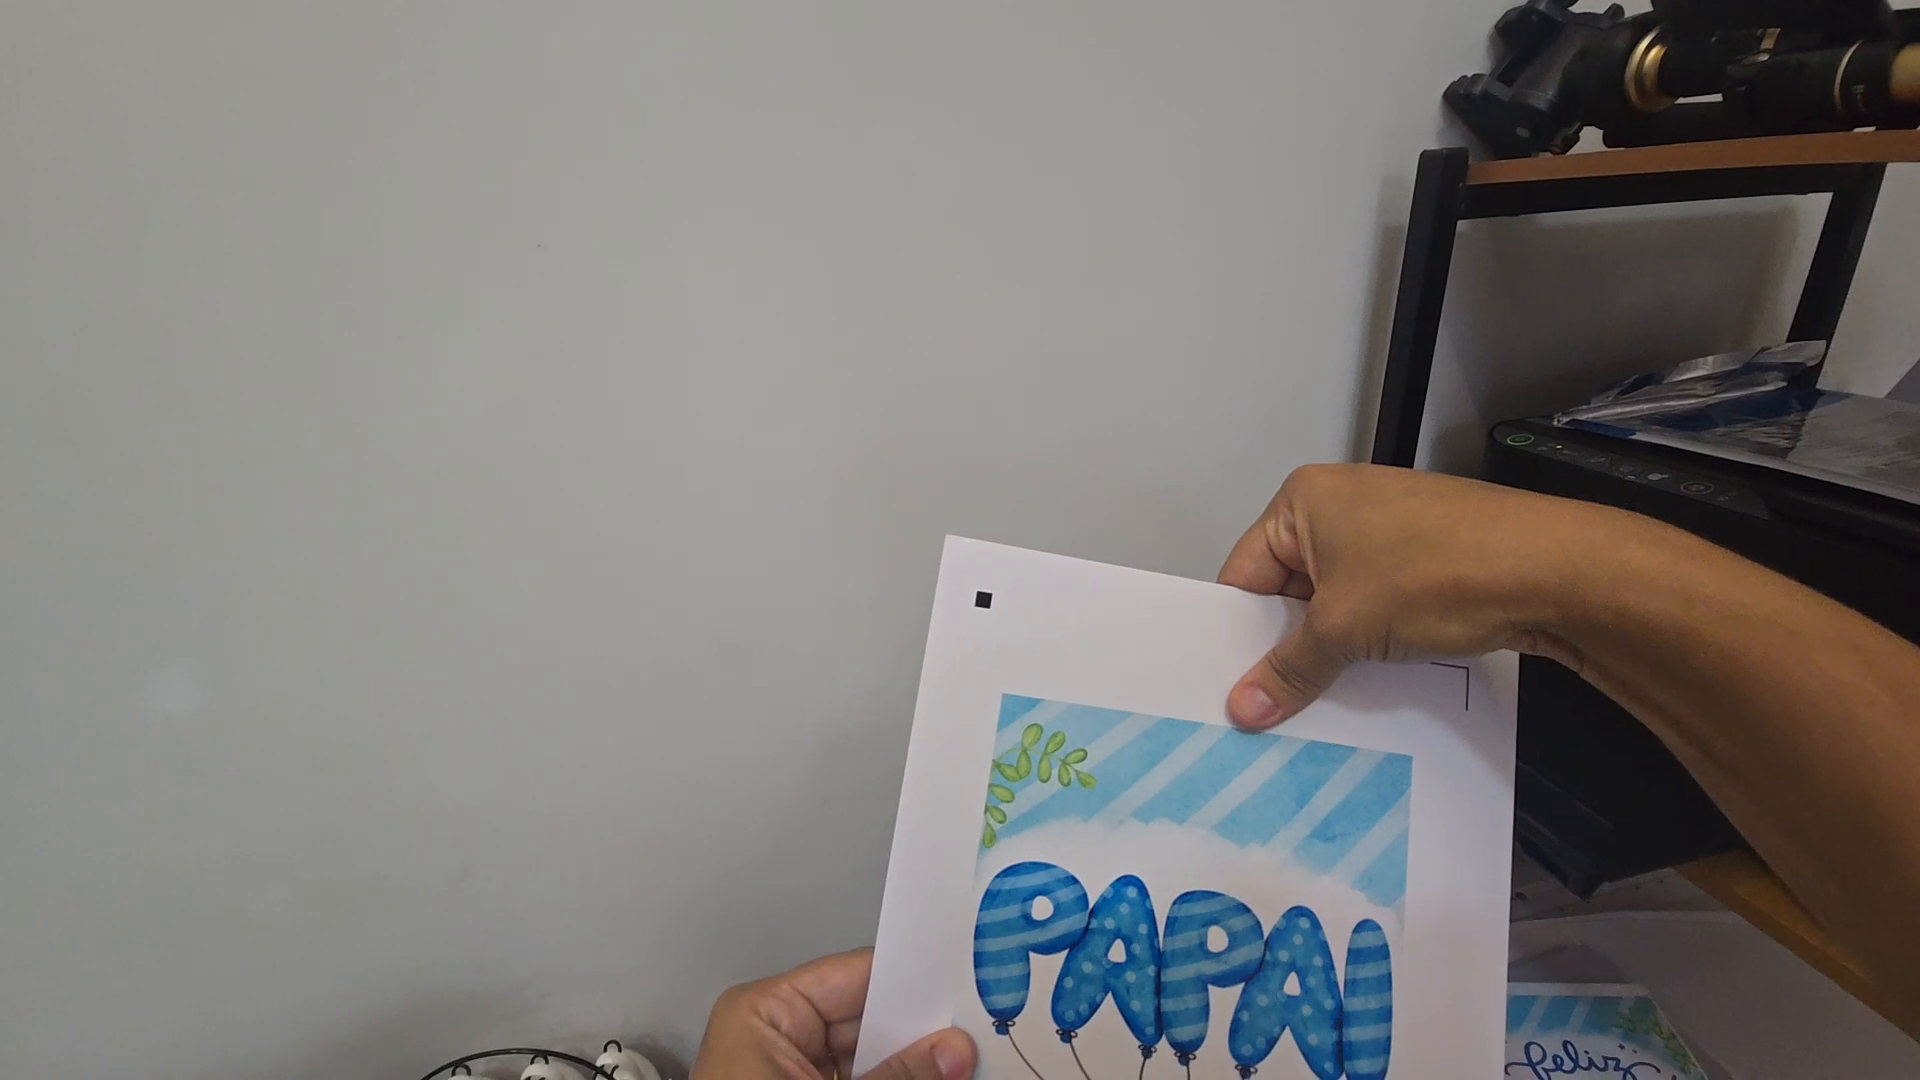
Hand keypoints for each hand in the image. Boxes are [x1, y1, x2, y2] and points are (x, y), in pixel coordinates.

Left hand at [690, 948, 976, 1079]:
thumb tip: (959, 1048)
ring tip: (968, 1056)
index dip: (912, 978)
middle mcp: (779, 1029)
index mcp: (768, 1009)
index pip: (856, 974)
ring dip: (913, 1061)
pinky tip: (939, 1078)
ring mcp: (789, 1069)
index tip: (965, 977)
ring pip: (868, 1053)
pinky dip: (893, 1079)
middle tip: (978, 1024)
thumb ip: (896, 1077)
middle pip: (867, 1016)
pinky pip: (858, 1078)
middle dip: (919, 1028)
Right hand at [1218, 464, 1611, 728]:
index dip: (1235, 629)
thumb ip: (1288, 670)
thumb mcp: (1345, 628)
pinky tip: (1366, 672)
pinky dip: (1365, 633)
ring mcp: (1387, 524)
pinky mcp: (1427, 548)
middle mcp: (1338, 501)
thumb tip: (1240, 713)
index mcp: (1302, 499)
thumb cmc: (1432, 577)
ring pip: (1332, 596)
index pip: (1244, 572)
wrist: (1565, 571)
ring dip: (1327, 643)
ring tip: (1314, 694)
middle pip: (1287, 585)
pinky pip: (1372, 596)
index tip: (1228, 680)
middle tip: (1266, 698)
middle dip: (1284, 640)